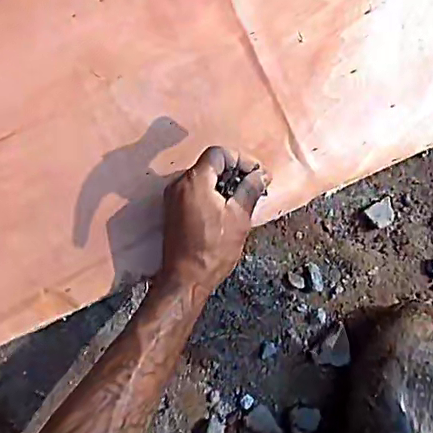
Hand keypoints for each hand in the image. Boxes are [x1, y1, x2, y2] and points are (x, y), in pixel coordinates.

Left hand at [158, 146, 268, 291]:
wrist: (186, 278)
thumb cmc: (212, 250)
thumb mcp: (239, 217)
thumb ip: (250, 189)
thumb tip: (261, 175)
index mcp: (194, 181)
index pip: (218, 153)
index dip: (241, 160)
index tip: (256, 175)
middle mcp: (178, 185)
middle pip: (209, 165)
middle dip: (234, 173)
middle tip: (254, 187)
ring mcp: (172, 198)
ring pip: (202, 179)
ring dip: (223, 185)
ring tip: (242, 202)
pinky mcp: (172, 212)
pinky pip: (194, 193)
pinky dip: (211, 195)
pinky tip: (226, 212)